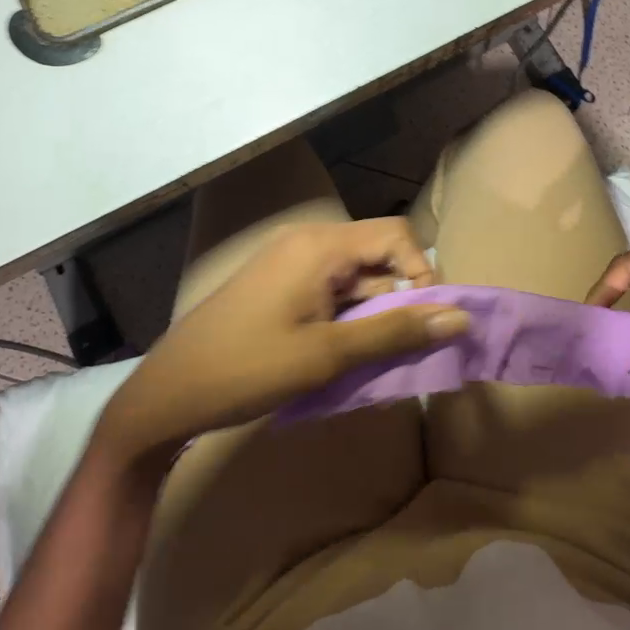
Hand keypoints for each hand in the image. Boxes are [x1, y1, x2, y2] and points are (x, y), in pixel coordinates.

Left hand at [98, 218, 470, 460]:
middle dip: (400, 298)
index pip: (396, 236)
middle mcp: (305, 241)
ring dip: (373, 313)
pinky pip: (328, 289)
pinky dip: (346, 317)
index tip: (425, 323)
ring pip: (354, 276)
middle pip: (376, 254)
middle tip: (402, 349)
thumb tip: (461, 317)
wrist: (168, 394)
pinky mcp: (276, 284)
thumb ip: (395, 332)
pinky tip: (342, 355)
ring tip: (372, 360)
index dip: (423, 273)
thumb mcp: (328, 355)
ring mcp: (287, 262)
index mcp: (319, 246)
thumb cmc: (248, 370)